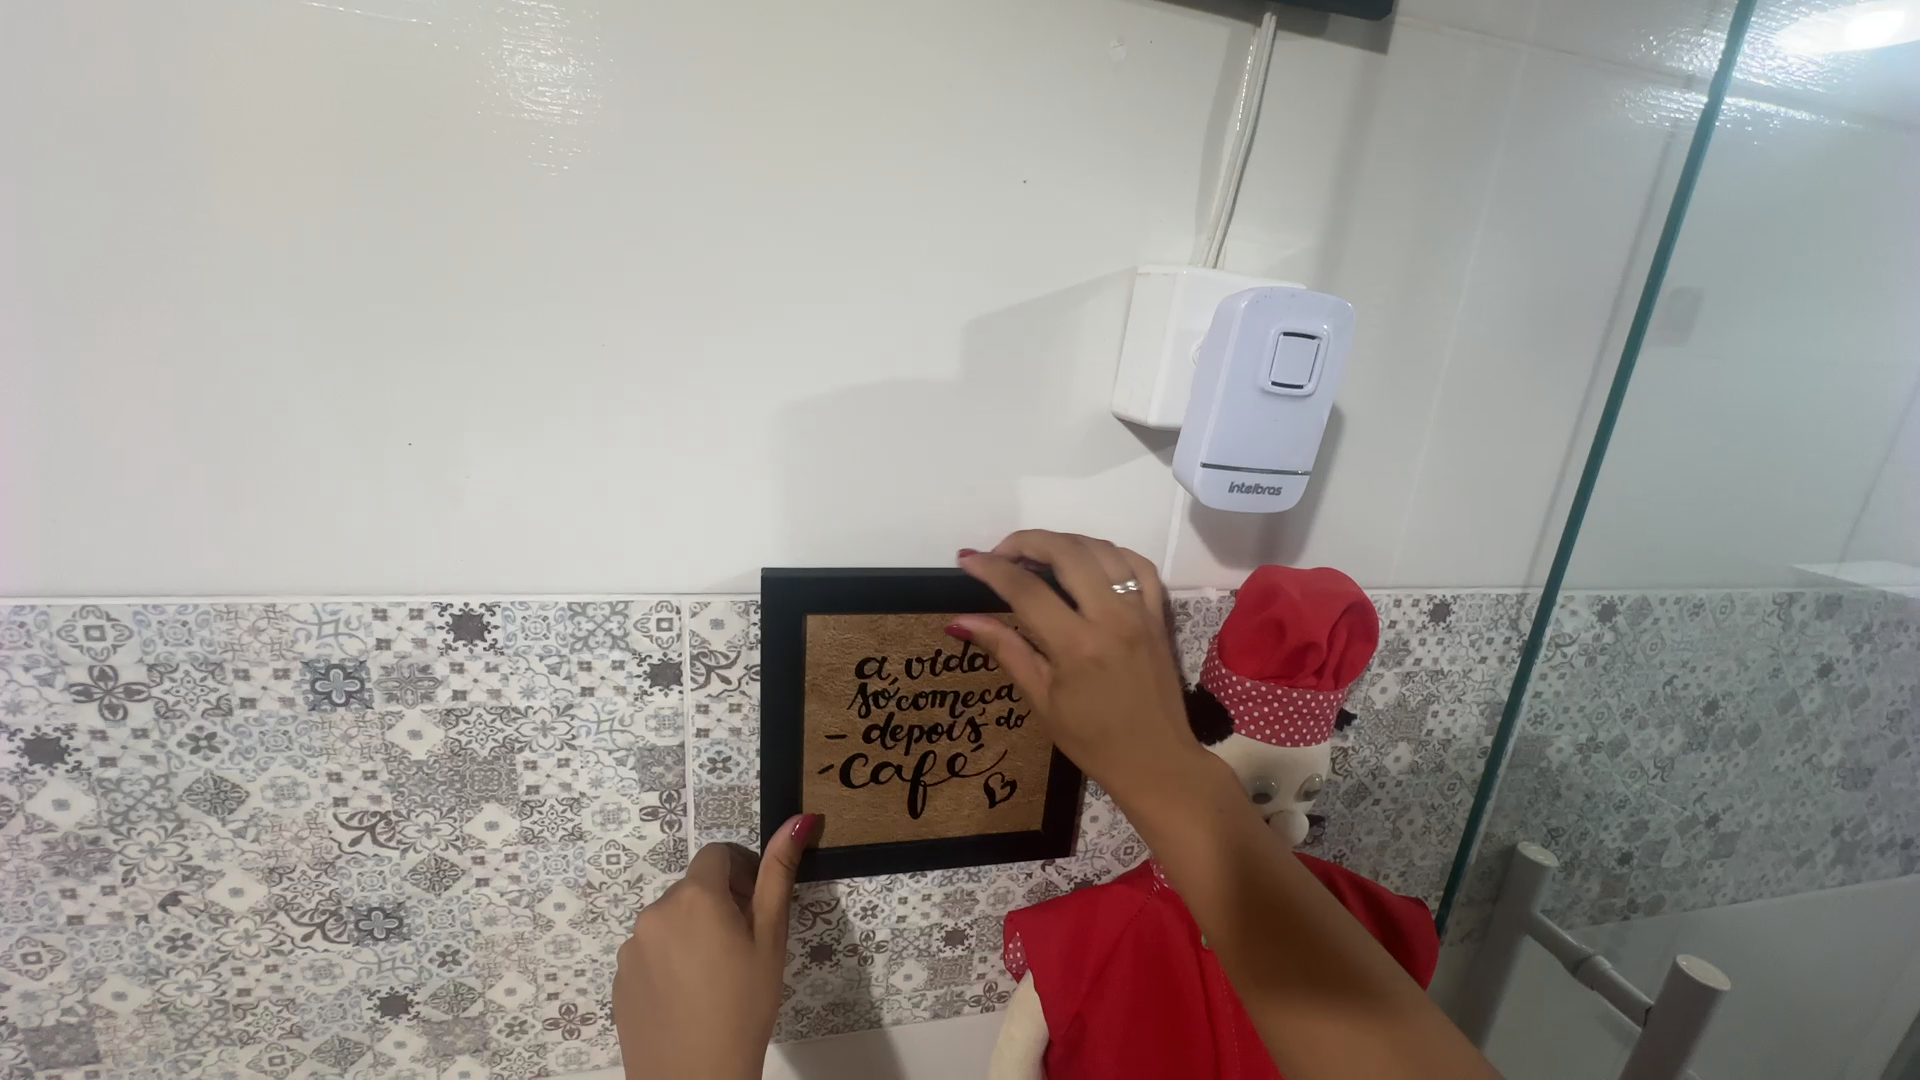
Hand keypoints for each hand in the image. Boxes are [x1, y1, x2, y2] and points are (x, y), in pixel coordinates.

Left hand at [612, 814, 820, 1079]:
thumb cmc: (744, 1004)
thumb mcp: (771, 936)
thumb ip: (779, 872)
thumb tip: (798, 819)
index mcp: (694, 896)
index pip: (718, 854)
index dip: (742, 872)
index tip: (756, 908)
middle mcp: (654, 911)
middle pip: (695, 887)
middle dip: (721, 902)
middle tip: (743, 946)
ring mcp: (631, 947)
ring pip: (673, 919)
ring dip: (694, 930)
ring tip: (717, 975)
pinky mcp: (619, 979)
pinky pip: (652, 950)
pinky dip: (672, 958)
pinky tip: (691, 995)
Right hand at [948, 530, 1213, 809]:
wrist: (1157, 762)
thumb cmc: (1092, 741)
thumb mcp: (1041, 700)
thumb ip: (1006, 650)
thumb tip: (961, 621)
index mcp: (1077, 646)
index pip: (1027, 590)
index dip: (992, 569)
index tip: (968, 560)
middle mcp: (1112, 618)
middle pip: (1067, 553)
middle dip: (1026, 542)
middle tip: (1001, 552)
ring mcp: (1140, 612)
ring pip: (1102, 550)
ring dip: (1064, 542)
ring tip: (1038, 555)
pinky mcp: (1158, 615)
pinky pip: (1138, 565)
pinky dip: (1109, 553)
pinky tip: (1088, 562)